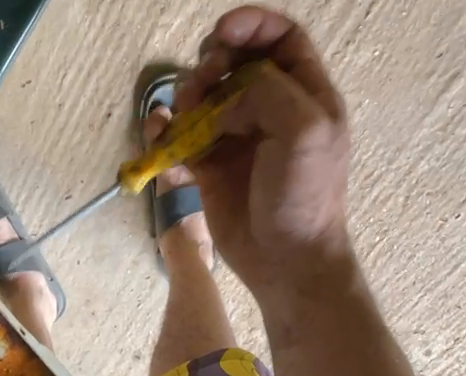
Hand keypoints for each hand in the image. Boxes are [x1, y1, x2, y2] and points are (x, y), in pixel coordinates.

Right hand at [178, 7, 352, 305]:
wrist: (285, 260)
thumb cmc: (304, 197)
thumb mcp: (303, 131)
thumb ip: (268, 91)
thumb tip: (225, 96)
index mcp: (303, 94)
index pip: (279, 39)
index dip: (251, 24)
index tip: (222, 31)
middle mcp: (269, 111)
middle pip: (234, 64)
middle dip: (212, 63)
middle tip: (200, 84)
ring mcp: (236, 141)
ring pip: (203, 101)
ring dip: (187, 98)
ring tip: (182, 115)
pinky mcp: (210, 171)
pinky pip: (182, 142)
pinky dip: (166, 136)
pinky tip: (161, 138)